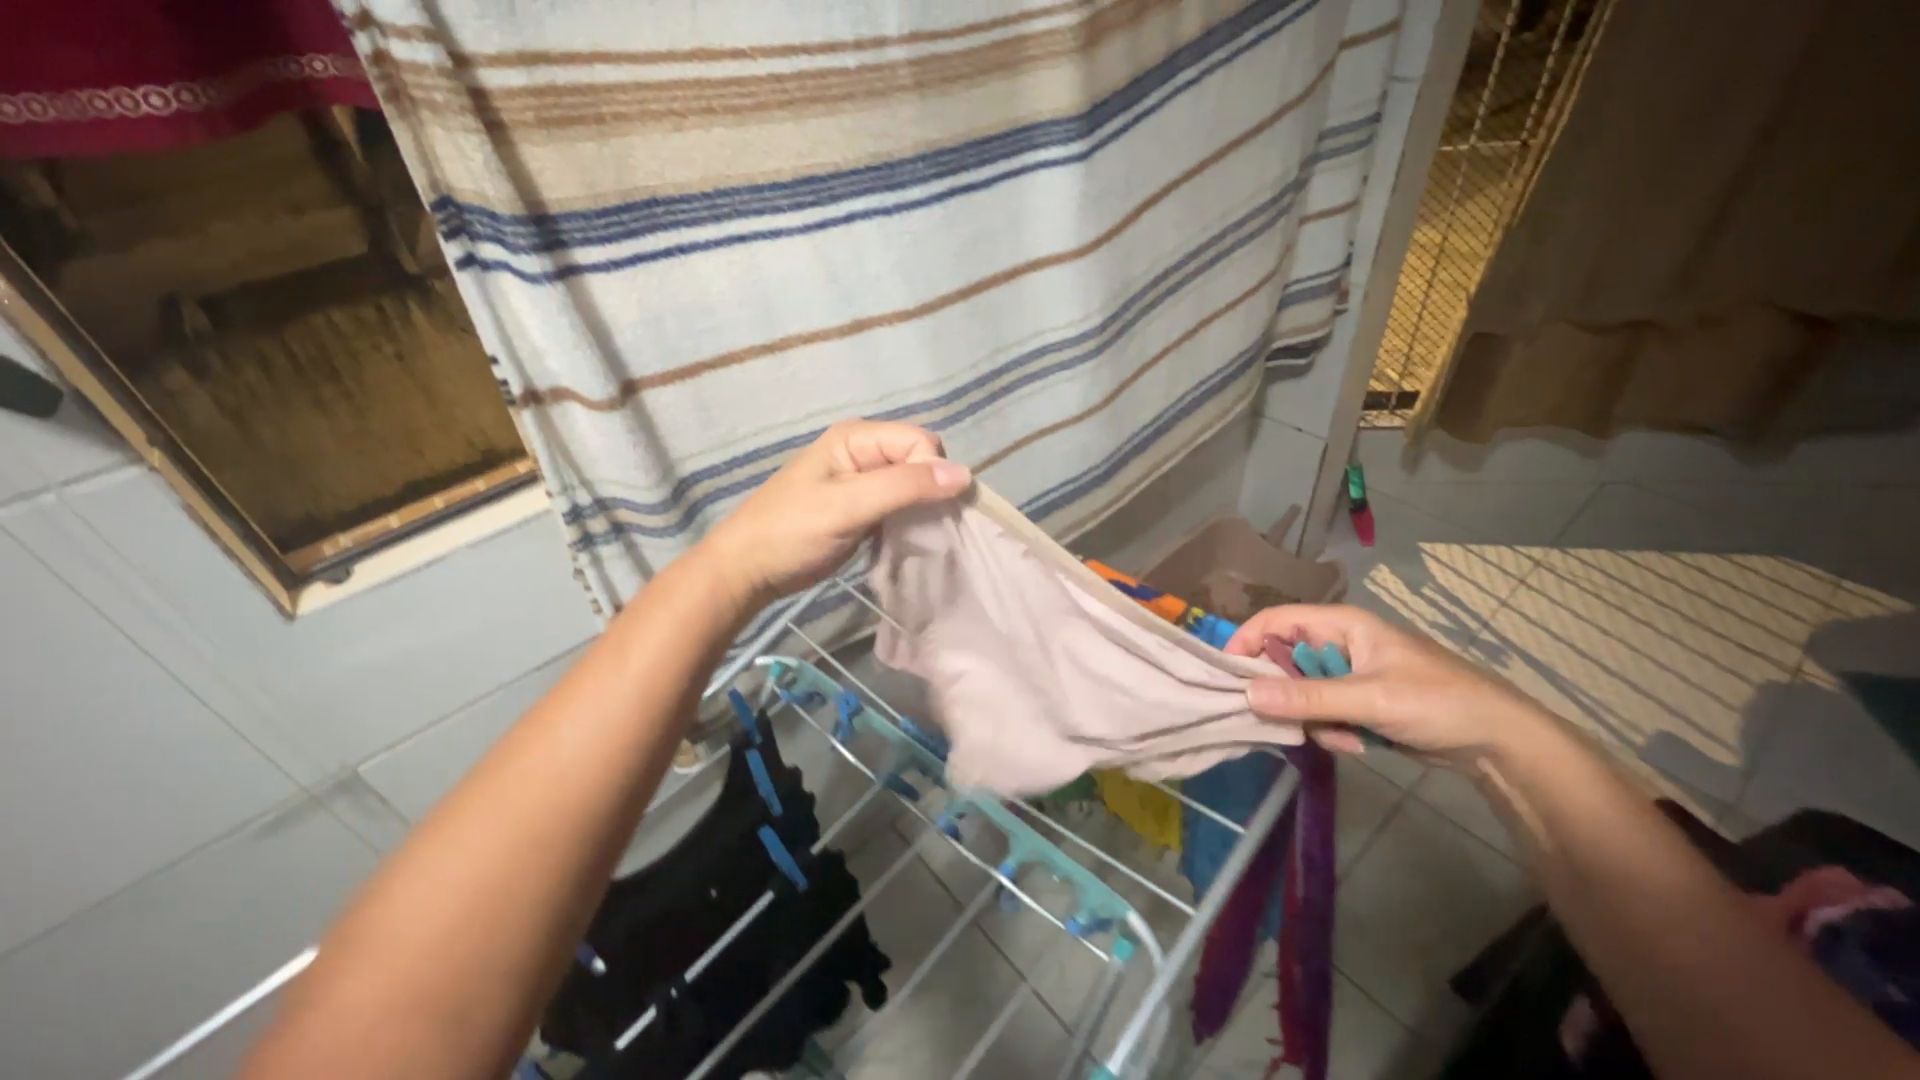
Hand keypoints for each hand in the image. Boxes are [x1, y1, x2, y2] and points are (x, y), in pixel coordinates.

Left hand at [698, 421, 971, 608]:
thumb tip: (965, 476)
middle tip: (922, 525)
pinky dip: (909, 519)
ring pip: (914, 484)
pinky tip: (904, 539)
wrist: (747, 570)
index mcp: (857, 437)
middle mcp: (863, 451)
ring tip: (915, 535)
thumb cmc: (792, 532)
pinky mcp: (862, 507)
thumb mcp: (848, 506)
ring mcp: (862, 480)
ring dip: (922, 507)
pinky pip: (900, 504)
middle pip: (921, 459)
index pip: (921, 441)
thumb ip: (904, 487)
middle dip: (931, 488)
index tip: (927, 511)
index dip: (933, 472)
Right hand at [1225, 604, 1552, 759]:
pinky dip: (1335, 731)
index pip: (1275, 621)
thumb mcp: (1369, 698)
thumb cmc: (1437, 702)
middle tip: (1287, 720)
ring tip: (1347, 736)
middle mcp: (1339, 643)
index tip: (1225, 678)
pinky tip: (1362, 743)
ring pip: (1301, 693)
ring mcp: (1349, 674)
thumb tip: (1246, 694)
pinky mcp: (1359, 702)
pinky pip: (1323, 713)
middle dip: (1285, 693)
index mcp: (1342, 624)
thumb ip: (1307, 697)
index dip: (1245, 642)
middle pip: (1283, 660)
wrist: (1497, 741)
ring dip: (1315, 718)